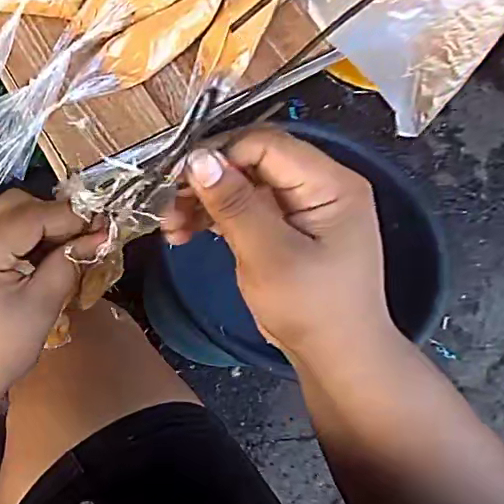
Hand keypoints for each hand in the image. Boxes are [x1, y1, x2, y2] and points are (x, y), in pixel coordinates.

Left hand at [0, 190, 100, 407]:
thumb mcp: (41, 306)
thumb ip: (68, 264)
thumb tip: (96, 236)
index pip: (32, 215)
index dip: (71, 217)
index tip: (103, 227)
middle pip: (16, 204)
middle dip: (54, 215)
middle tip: (84, 237)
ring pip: (7, 215)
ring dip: (40, 224)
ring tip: (68, 248)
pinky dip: (25, 237)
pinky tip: (45, 257)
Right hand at [160, 127, 391, 364]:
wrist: (336, 357)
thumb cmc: (313, 310)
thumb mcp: (270, 257)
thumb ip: (235, 205)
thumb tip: (199, 159)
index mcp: (329, 184)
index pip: (266, 146)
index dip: (219, 155)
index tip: (178, 180)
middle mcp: (316, 186)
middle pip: (250, 163)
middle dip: (206, 181)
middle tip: (167, 205)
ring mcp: (298, 208)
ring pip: (240, 186)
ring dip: (203, 202)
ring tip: (171, 227)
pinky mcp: (282, 229)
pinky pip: (242, 210)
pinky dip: (213, 219)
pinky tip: (185, 233)